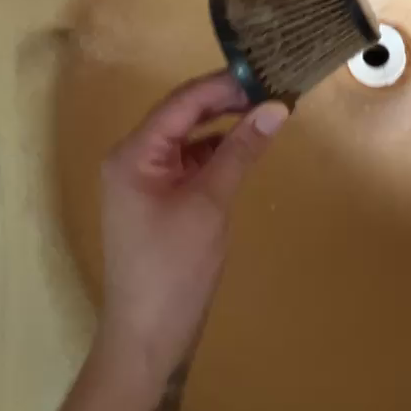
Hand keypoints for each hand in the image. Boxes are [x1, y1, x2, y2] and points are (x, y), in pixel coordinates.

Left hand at [96, 71, 288, 397]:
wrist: (147, 337)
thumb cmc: (174, 268)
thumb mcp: (211, 203)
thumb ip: (241, 150)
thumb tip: (277, 107)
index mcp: (134, 153)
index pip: (183, 102)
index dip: (225, 85)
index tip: (268, 73)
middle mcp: (133, 158)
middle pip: (184, 114)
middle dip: (228, 101)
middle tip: (274, 90)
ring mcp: (145, 179)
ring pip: (189, 136)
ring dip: (226, 124)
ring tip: (268, 112)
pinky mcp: (159, 198)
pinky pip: (191, 160)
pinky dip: (219, 150)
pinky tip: (248, 147)